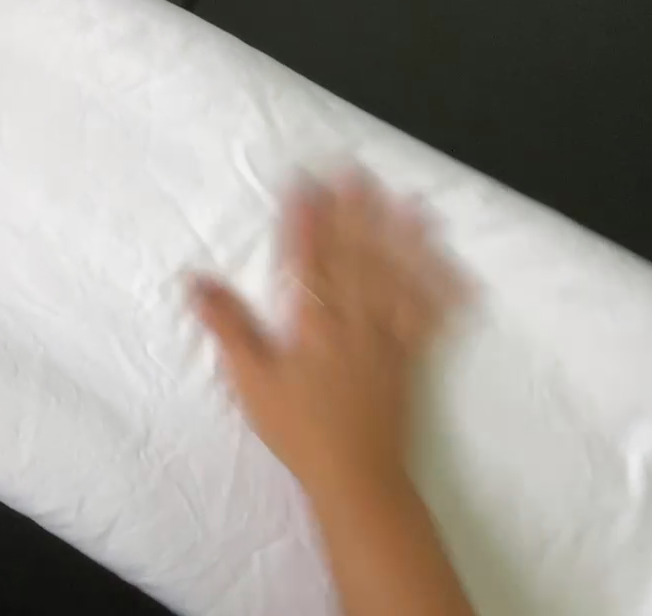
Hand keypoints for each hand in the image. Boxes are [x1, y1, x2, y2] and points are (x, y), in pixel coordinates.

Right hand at [191, 173, 465, 502]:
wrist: (358, 478)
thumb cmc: (297, 426)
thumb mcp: (249, 376)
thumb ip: (227, 325)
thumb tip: (195, 279)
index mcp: (314, 323)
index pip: (308, 258)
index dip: (306, 218)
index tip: (305, 181)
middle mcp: (356, 324)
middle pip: (357, 259)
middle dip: (355, 213)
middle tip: (356, 172)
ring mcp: (390, 341)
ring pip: (399, 281)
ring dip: (404, 240)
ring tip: (411, 203)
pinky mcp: (413, 361)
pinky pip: (433, 320)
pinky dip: (445, 291)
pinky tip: (456, 268)